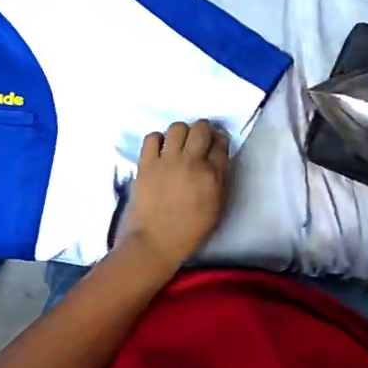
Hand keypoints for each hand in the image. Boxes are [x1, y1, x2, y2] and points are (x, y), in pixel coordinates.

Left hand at [117, 120, 231, 269]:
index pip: (221, 143)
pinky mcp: (146, 163)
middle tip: (198, 140)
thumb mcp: (217, 206)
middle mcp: (191, 162)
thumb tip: (218, 158)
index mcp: (212, 175)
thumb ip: (221, 179)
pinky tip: (159, 151)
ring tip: (178, 144)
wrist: (156, 240)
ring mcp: (167, 161)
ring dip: (181, 132)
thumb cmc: (190, 229)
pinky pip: (152, 137)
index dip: (220, 140)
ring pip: (177, 127)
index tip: (215, 144)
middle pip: (201, 128)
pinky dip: (157, 140)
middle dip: (203, 130)